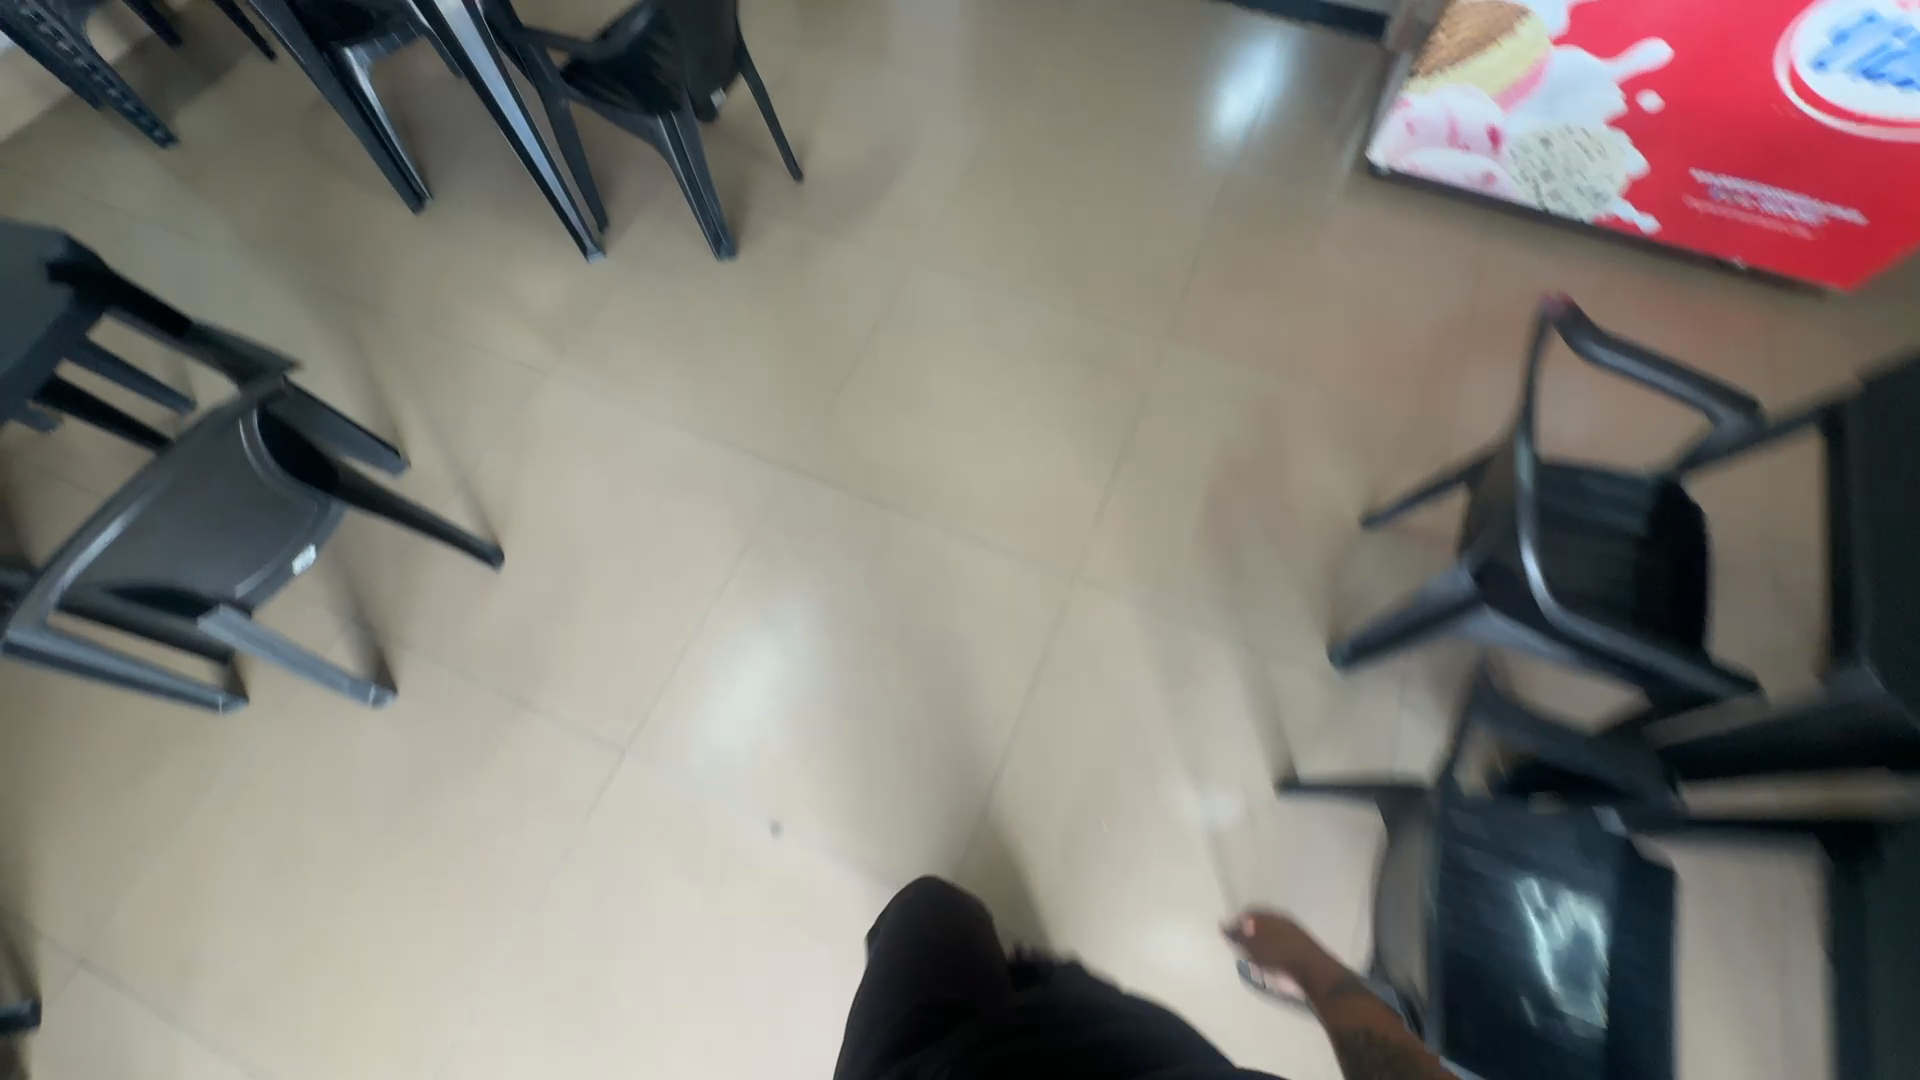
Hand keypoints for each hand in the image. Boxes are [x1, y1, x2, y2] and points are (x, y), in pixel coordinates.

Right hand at [1223, 910, 1325, 983]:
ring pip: (1274, 935)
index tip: (1233, 940)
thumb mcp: (1251, 949)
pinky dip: (1278, 954)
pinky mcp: (1307, 948)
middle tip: (1245, 952)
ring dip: (1266, 947)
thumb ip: (1236, 936)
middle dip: (1252, 936)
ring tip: (1260, 963)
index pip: (1247, 913)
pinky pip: (1286, 947)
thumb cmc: (1279, 959)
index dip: (1238, 925)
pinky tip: (1277, 967)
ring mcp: (1296, 933)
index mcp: (1268, 915)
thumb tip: (1223, 925)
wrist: (1317, 975)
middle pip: (1261, 924)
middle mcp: (1282, 919)